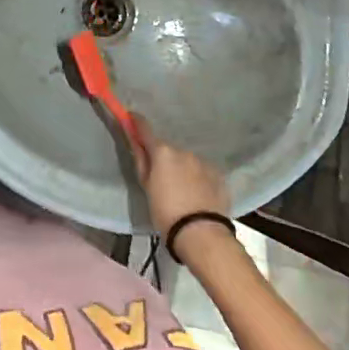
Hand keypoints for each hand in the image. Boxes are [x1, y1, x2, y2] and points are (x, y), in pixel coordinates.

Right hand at [127, 113, 229, 236]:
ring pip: (187, 161)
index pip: (146, 129)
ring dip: (182, 169)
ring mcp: (203, 161)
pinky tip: (196, 195)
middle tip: (161, 179)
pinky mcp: (217, 175)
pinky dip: (197, 179)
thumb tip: (135, 141)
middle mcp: (184, 151)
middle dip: (164, 158)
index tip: (131, 117)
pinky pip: (202, 172)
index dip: (137, 122)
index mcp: (163, 152)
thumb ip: (141, 161)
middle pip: (168, 150)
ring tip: (181, 192)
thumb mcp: (147, 187)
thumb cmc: (166, 212)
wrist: (201, 232)